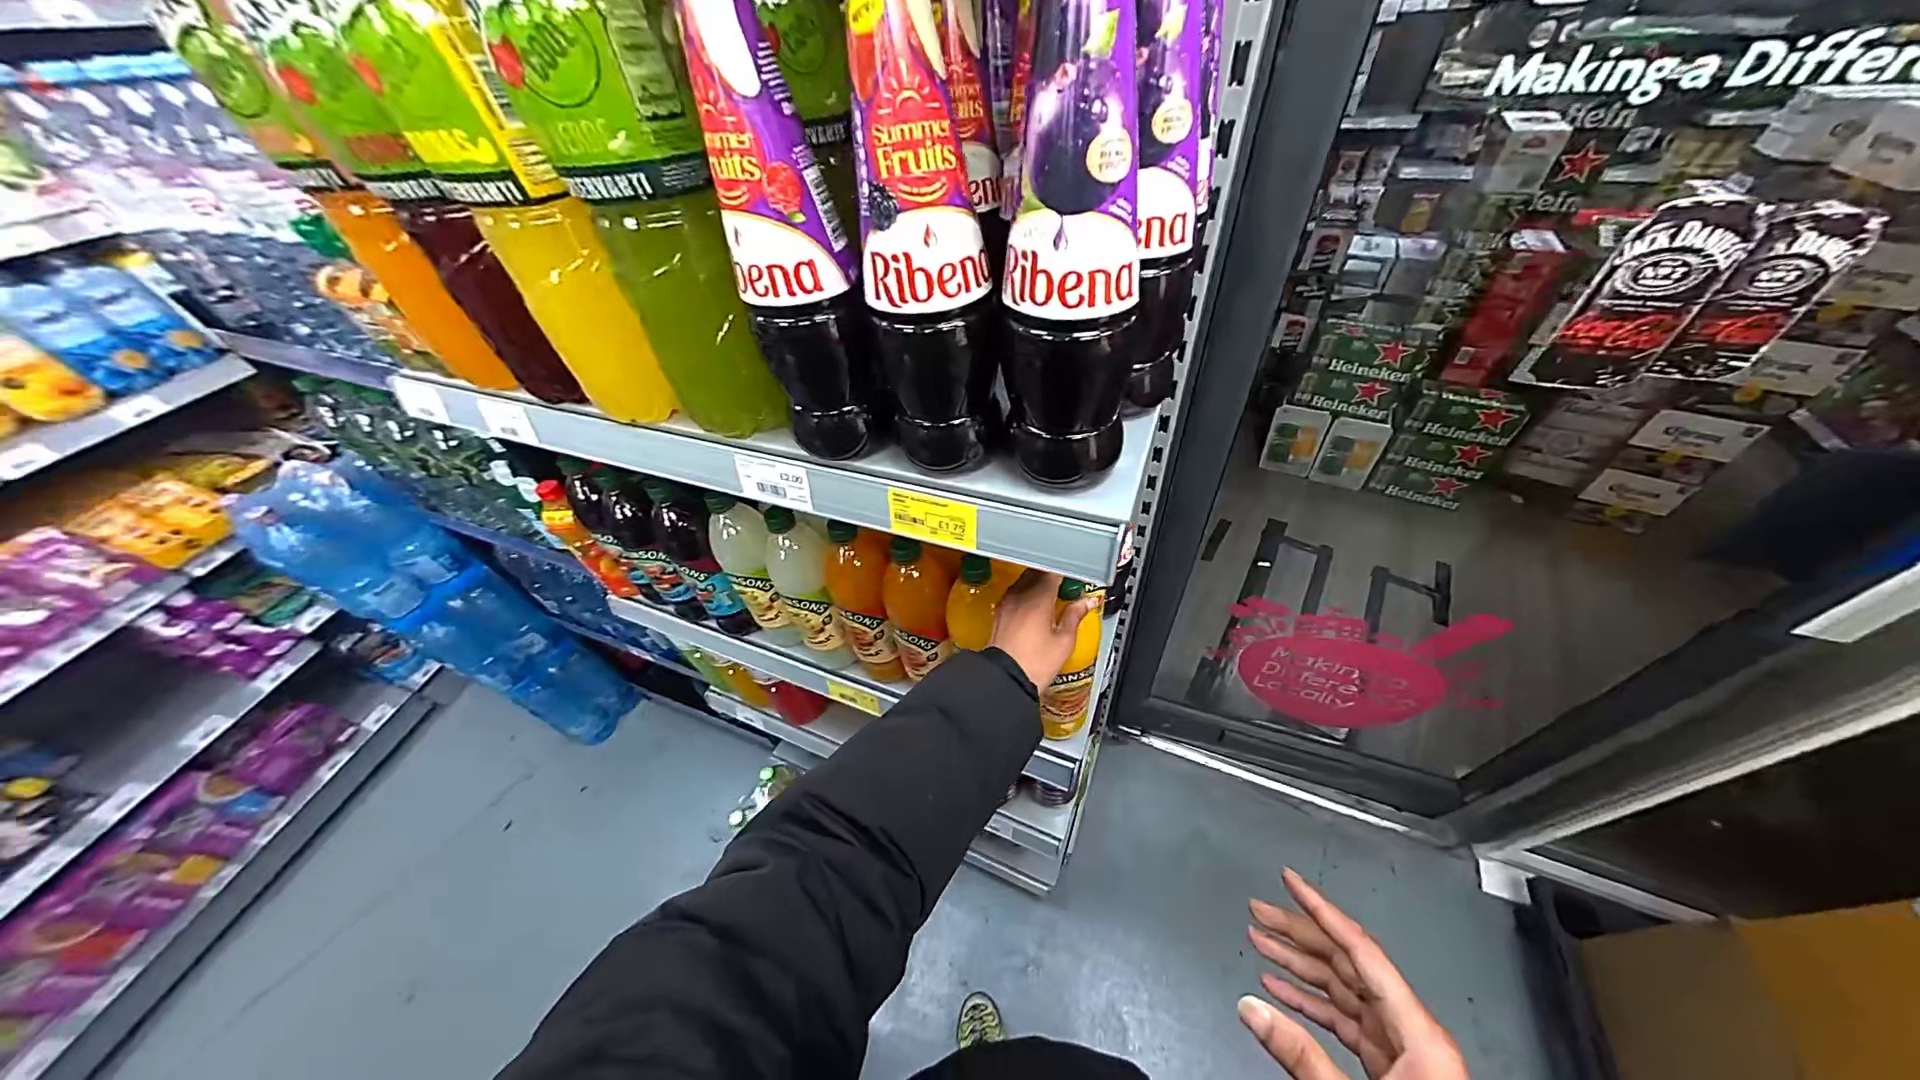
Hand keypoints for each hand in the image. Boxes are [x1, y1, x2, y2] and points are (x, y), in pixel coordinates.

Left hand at [988, 570, 1097, 690]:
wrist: (1005, 678)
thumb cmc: (1033, 664)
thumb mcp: (1064, 641)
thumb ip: (1075, 615)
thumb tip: (1086, 602)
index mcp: (1038, 597)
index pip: (1054, 570)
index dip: (1067, 571)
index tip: (1076, 577)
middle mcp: (1020, 594)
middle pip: (1038, 571)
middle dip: (1053, 575)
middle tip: (1067, 586)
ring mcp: (1007, 602)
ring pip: (1025, 580)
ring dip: (1039, 582)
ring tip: (1053, 596)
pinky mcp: (1000, 611)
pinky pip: (1016, 593)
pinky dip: (1027, 593)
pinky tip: (1036, 608)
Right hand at [1239, 868, 1467, 1079]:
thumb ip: (1302, 1055)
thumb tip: (1251, 1007)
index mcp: (1418, 1031)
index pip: (1359, 948)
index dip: (1320, 908)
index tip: (1291, 880)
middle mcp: (1412, 1031)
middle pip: (1347, 964)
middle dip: (1298, 933)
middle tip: (1259, 909)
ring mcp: (1403, 1050)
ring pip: (1342, 990)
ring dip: (1298, 966)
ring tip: (1260, 942)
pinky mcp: (1392, 1068)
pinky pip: (1344, 1020)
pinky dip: (1310, 1002)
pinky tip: (1280, 991)